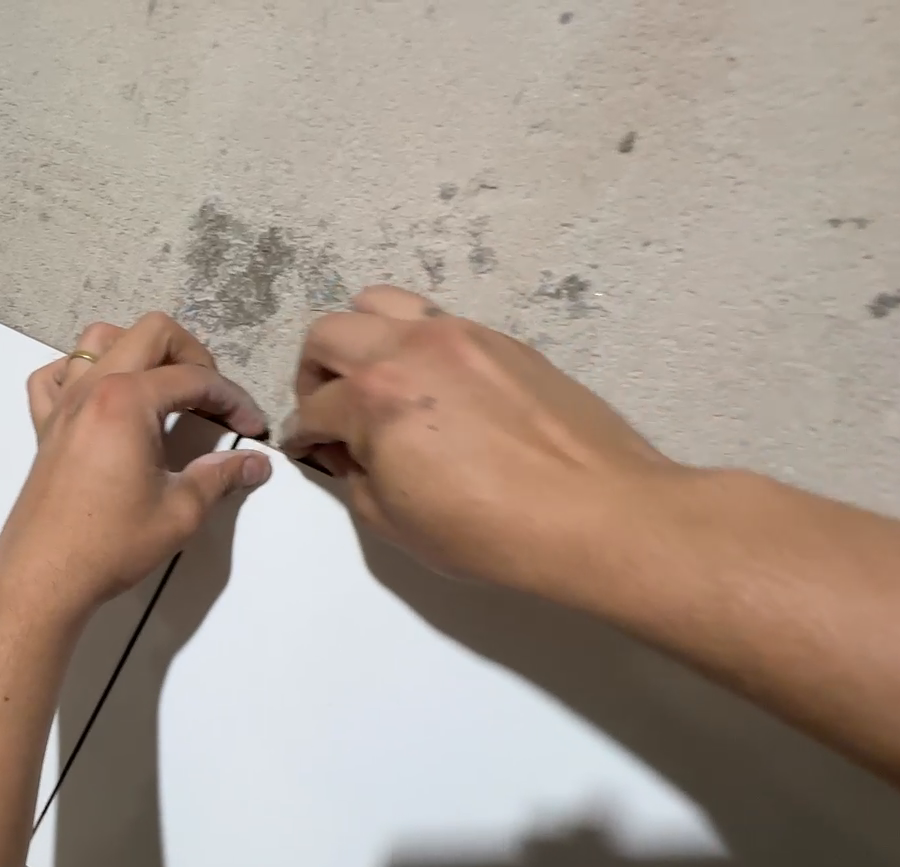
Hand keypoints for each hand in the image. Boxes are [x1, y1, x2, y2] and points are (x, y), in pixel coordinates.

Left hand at [0, 313, 272, 616]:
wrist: (44, 575)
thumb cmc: (111, 544)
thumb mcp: (179, 512)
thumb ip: (219, 478)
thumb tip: (256, 465)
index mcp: (127, 400)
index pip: (193, 378)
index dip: (232, 399)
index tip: (251, 428)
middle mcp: (91, 388)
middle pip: (149, 333)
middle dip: (191, 354)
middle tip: (209, 398)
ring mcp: (61, 404)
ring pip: (97, 340)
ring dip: (135, 351)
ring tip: (159, 390)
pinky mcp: (43, 427)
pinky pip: (53, 377)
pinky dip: (78, 373)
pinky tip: (100, 400)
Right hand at [279, 285, 683, 589]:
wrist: (598, 516)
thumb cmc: (485, 530)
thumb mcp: (388, 518)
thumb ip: (352, 473)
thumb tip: (350, 451)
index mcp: (374, 398)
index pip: (311, 409)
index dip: (302, 438)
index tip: (310, 452)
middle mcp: (409, 350)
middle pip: (327, 334)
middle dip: (312, 375)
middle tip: (330, 412)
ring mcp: (459, 335)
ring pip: (377, 303)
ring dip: (358, 341)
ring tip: (374, 383)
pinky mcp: (500, 340)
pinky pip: (432, 320)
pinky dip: (410, 345)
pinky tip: (430, 389)